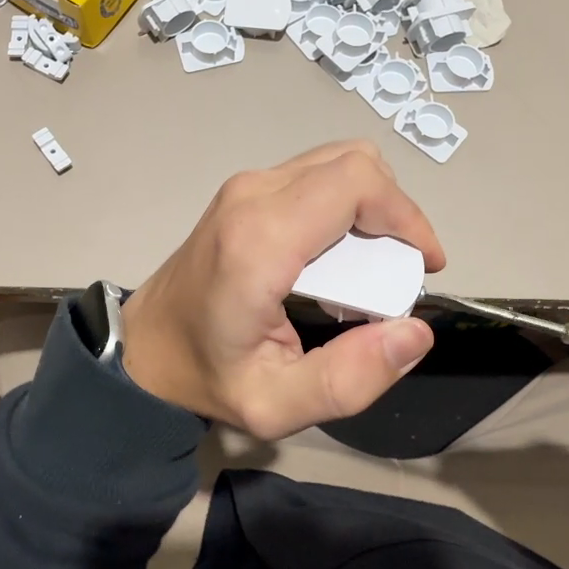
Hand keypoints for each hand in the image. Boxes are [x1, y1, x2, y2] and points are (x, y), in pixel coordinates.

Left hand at [121, 141, 442, 440]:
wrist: (143, 350)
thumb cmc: (206, 377)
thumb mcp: (276, 405)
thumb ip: (349, 379)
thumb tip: (415, 333)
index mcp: (260, 241)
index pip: (356, 183)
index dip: (406, 216)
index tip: (424, 265)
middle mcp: (252, 196)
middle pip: (354, 164)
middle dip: (395, 214)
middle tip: (399, 273)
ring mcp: (245, 187)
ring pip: (337, 163)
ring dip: (372, 207)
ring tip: (375, 266)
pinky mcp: (244, 191)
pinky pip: (316, 175)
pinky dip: (346, 204)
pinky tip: (342, 255)